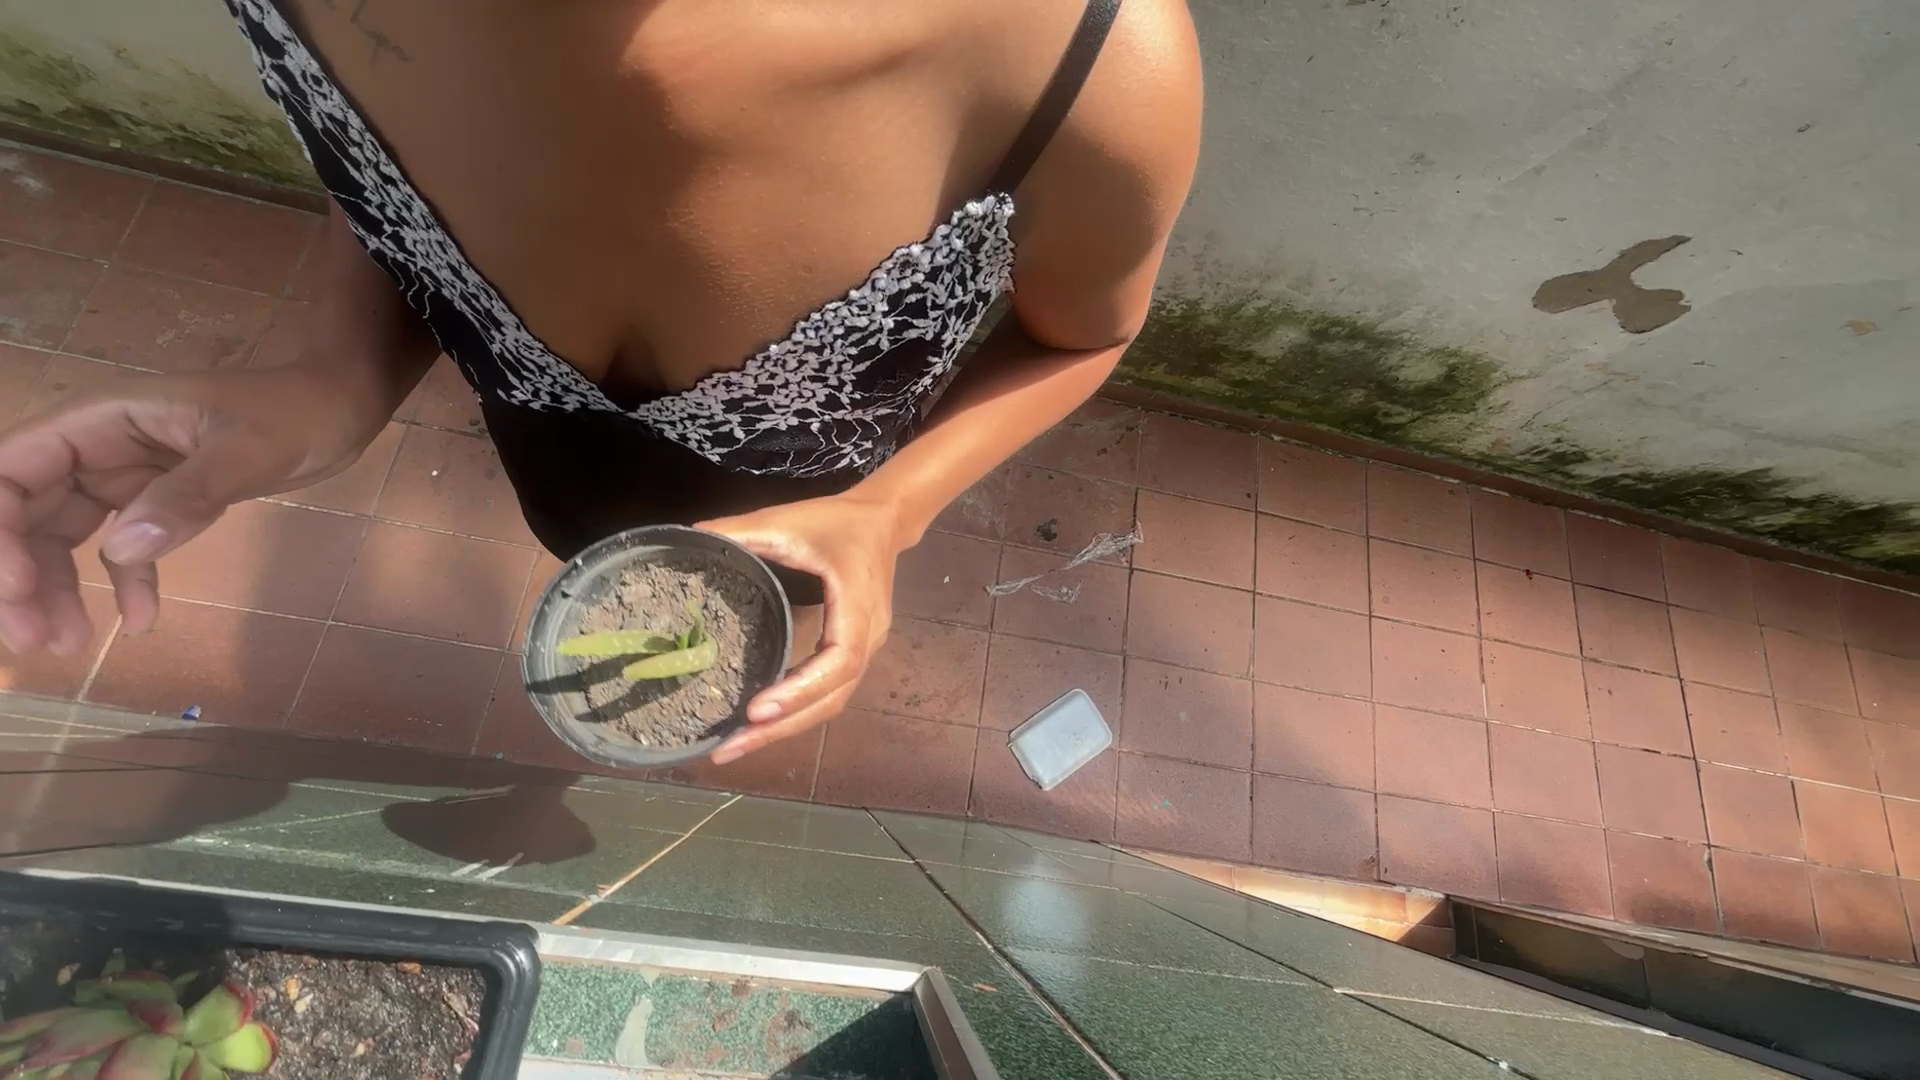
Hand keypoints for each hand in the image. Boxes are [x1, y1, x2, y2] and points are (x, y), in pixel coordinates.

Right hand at [0, 368, 386, 654]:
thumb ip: (190, 494)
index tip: (14, 585)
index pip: (7, 475)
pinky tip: (141, 624)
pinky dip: (130, 584)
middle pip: (26, 515)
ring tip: (63, 645)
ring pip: (68, 538)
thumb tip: (123, 550)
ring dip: (59, 589)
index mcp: (99, 421)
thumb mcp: (250, 450)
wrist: (345, 408)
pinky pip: (130, 547)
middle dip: (18, 576)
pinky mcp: (166, 500)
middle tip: (29, 638)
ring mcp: (130, 477)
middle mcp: (98, 448)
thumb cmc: (299, 413)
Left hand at [697, 492, 906, 763]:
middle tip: (728, 748)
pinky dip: (798, 710)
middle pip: (833, 696)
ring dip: (789, 726)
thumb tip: (687, 539)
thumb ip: (737, 531)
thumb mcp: (786, 520)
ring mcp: (867, 646)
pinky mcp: (856, 649)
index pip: (839, 660)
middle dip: (783, 727)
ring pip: (833, 700)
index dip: (801, 689)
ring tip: (737, 744)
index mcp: (857, 603)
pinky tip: (763, 719)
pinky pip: (831, 690)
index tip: (756, 709)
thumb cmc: (837, 520)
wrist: (883, 519)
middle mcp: (869, 635)